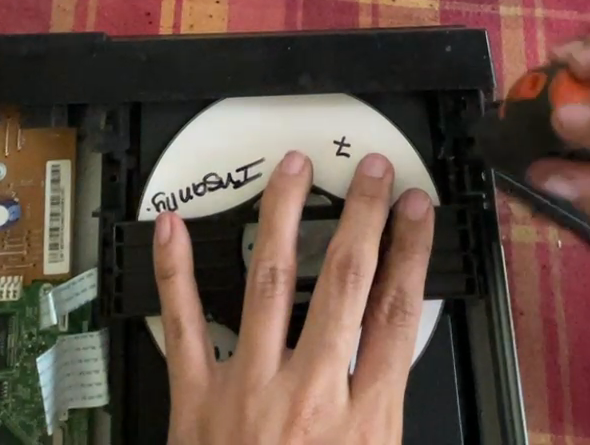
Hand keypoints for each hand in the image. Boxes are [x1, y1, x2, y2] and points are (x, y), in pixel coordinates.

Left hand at [153, 150, 435, 444]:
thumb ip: (388, 421)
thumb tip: (396, 357)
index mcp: (361, 425)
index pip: (396, 316)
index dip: (411, 253)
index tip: (416, 210)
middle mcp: (307, 396)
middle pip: (345, 283)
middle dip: (363, 218)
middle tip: (372, 171)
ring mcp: (247, 389)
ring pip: (270, 281)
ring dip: (284, 217)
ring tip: (294, 169)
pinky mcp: (194, 399)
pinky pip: (184, 323)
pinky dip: (174, 271)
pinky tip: (173, 225)